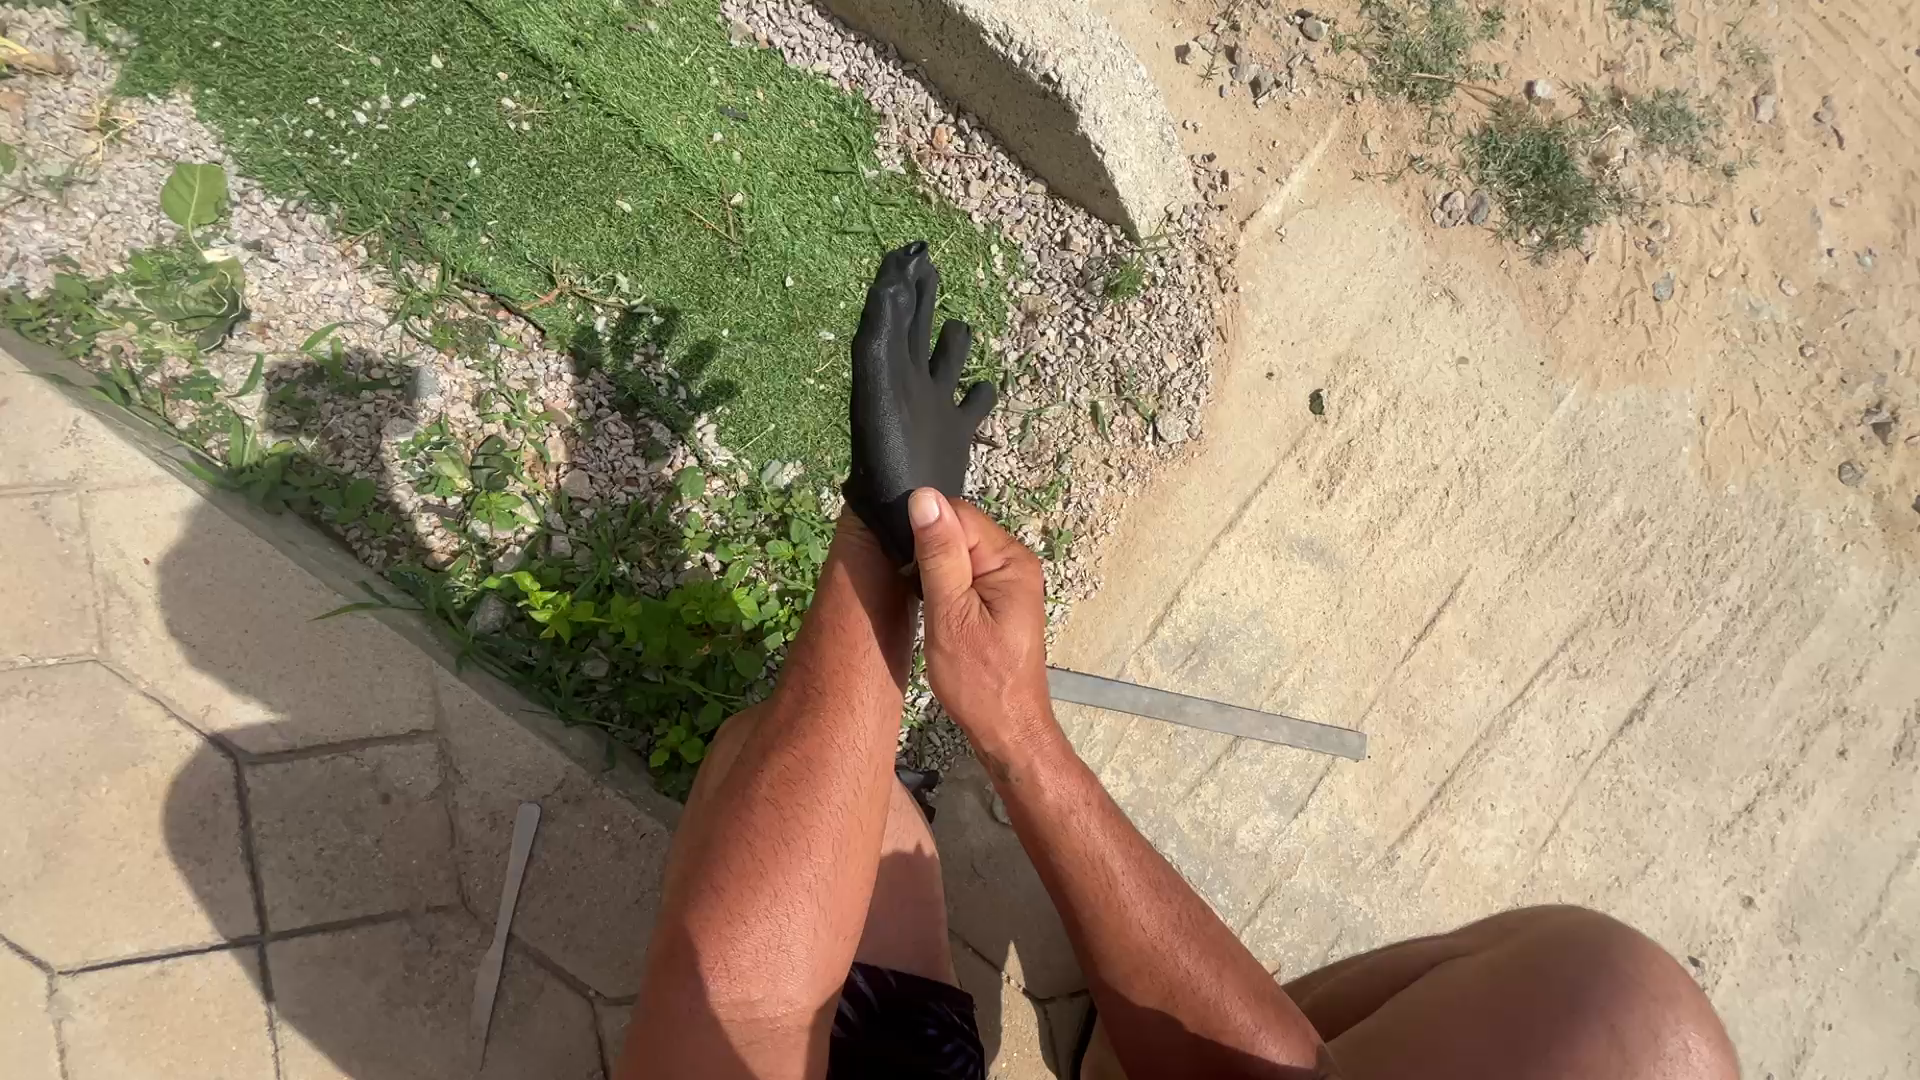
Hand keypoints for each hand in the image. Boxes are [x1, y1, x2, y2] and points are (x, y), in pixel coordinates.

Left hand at [842, 242, 996, 567]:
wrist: (905, 511)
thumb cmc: (886, 454)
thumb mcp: (876, 383)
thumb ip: (880, 335)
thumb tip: (890, 285)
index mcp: (891, 368)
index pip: (891, 313)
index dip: (899, 280)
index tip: (912, 247)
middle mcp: (913, 383)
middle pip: (915, 330)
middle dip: (919, 296)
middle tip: (926, 263)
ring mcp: (936, 411)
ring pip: (945, 365)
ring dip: (951, 341)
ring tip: (958, 323)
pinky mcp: (955, 437)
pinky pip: (971, 409)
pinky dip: (980, 395)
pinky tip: (987, 386)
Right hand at [906, 488, 1053, 756]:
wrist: (1005, 729)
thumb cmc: (979, 680)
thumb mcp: (950, 615)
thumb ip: (938, 555)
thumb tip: (923, 497)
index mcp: (1010, 559)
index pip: (958, 514)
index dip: (923, 529)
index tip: (899, 558)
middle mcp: (1015, 561)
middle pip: (959, 529)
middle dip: (927, 548)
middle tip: (906, 583)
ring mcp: (1009, 580)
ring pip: (959, 551)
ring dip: (933, 567)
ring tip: (919, 598)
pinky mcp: (999, 598)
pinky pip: (965, 571)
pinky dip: (943, 583)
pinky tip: (931, 604)